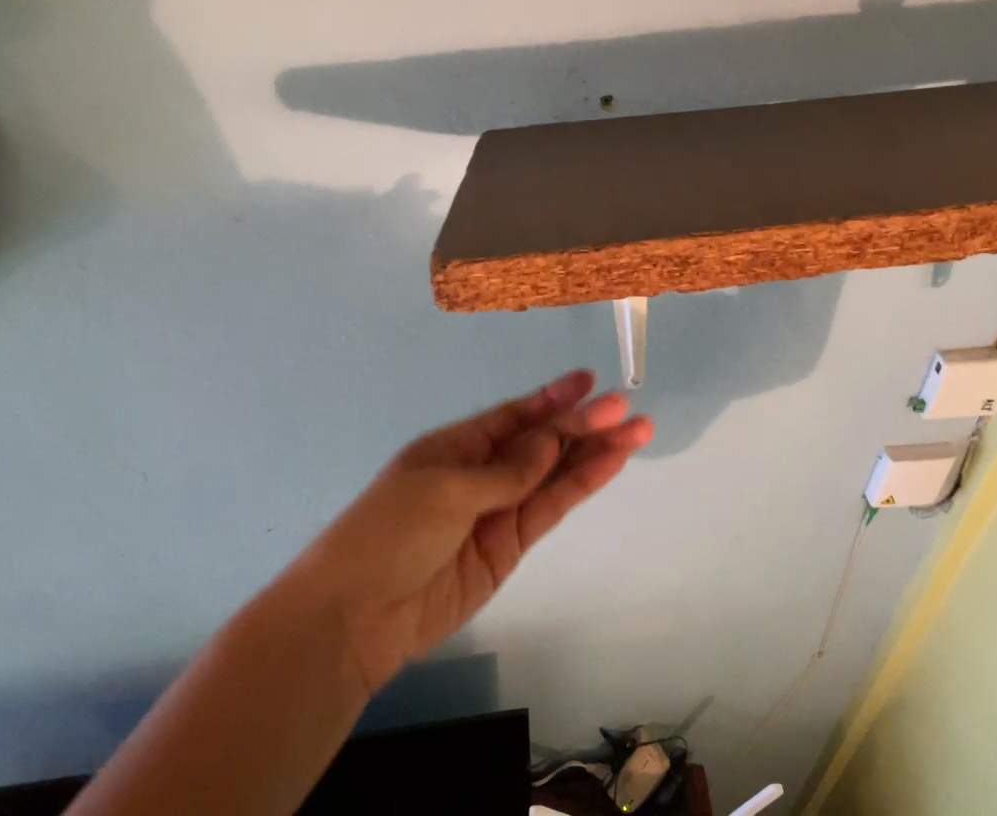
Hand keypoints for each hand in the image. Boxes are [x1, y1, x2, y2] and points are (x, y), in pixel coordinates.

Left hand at [286, 370, 651, 692]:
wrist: (358, 616)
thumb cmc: (389, 534)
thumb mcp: (444, 488)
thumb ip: (505, 470)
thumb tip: (551, 442)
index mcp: (453, 447)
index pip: (512, 415)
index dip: (551, 398)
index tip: (589, 381)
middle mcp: (479, 473)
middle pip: (540, 442)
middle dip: (582, 424)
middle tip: (627, 408)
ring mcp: (497, 511)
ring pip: (554, 474)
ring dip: (593, 453)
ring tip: (637, 431)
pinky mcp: (509, 548)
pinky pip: (550, 508)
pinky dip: (580, 486)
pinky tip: (609, 465)